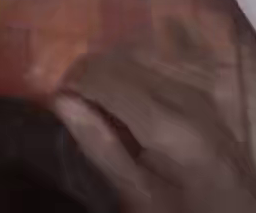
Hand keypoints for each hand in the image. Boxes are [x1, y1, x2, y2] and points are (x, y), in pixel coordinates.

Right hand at [53, 50, 255, 212]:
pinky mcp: (201, 93)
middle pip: (118, 62)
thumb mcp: (142, 200)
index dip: (73, 82)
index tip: (54, 97)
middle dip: (87, 73)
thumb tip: (59, 100)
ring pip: (134, 57)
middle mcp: (183, 95)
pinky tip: (120, 97)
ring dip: (106, 70)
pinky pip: (153, 66)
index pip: (105, 79)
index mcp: (167, 125)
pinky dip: (128, 73)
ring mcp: (195, 90)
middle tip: (67, 98)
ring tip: (90, 98)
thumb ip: (100, 146)